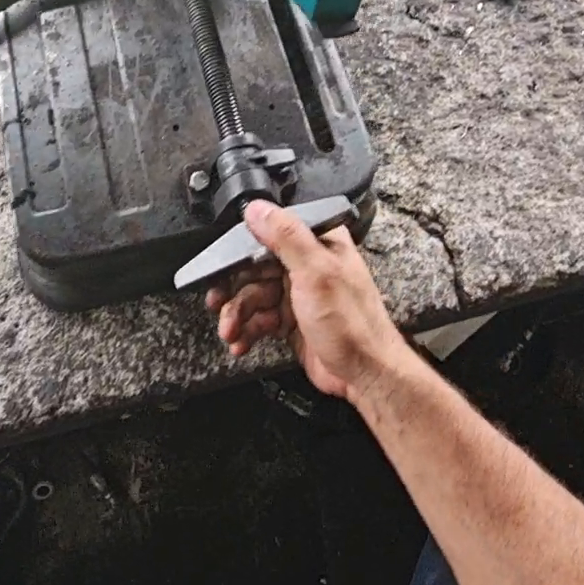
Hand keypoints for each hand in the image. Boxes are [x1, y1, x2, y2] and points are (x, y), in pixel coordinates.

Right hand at [204, 201, 408, 399]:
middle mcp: (308, 265)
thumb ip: (286, 237)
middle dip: (234, 290)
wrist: (364, 375)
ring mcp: (300, 293)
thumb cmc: (354, 325)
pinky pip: (259, 319)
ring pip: (253, 297)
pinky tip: (241, 341)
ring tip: (231, 331)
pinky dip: (246, 331)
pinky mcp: (293, 320)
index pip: (270, 235)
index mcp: (318, 244)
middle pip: (254, 268)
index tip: (225, 266)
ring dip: (237, 315)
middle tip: (219, 303)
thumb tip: (258, 209)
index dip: (243, 252)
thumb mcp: (316, 273)